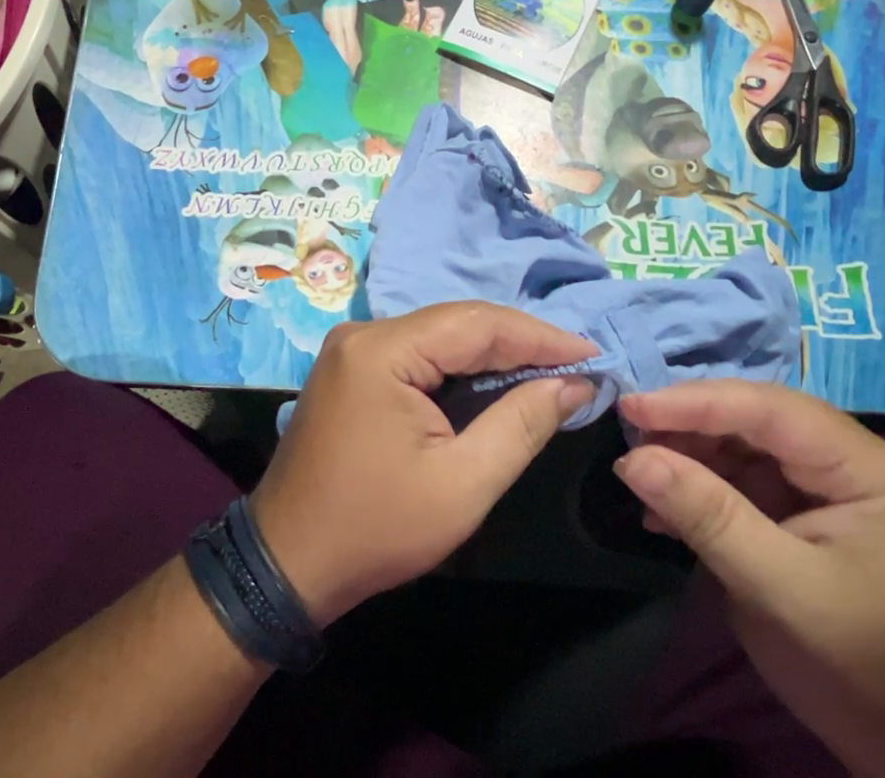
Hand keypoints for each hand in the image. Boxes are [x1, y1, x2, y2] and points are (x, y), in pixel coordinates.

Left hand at [252, 303, 595, 624]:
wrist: (289, 562)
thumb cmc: (377, 527)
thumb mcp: (464, 483)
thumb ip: (522, 423)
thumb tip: (574, 383)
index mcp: (382, 350)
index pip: (477, 323)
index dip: (541, 336)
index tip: (594, 355)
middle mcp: (362, 335)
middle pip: (456, 322)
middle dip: (520, 343)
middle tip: (578, 366)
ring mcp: (351, 351)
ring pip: (438, 336)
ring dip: (492, 354)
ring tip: (550, 372)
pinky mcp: (350, 372)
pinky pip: (416, 354)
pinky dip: (459, 367)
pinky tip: (495, 382)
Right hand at [614, 381, 884, 777]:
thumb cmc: (862, 664)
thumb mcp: (781, 590)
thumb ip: (710, 517)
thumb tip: (633, 458)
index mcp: (869, 470)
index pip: (773, 410)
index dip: (697, 402)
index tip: (630, 407)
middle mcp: (848, 464)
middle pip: (756, 420)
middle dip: (688, 427)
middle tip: (627, 441)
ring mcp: (822, 488)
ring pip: (740, 447)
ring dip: (686, 458)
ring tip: (638, 479)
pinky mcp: (796, 515)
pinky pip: (738, 483)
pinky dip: (696, 491)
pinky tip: (660, 515)